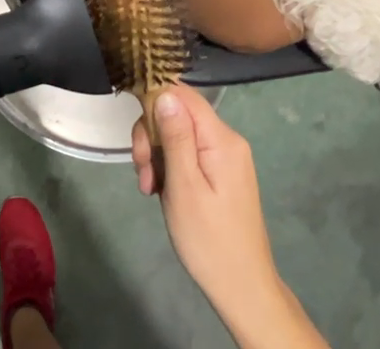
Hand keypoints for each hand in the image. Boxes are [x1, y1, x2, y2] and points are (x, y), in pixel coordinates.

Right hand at [133, 87, 327, 347]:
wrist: (241, 286)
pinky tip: (161, 190)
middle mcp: (227, 140)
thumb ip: (175, 138)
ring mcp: (225, 157)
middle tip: (143, 174)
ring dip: (157, 156)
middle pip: (178, 114)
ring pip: (178, 134)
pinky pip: (187, 153)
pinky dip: (169, 167)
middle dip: (151, 137)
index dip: (154, 103)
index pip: (182, 94)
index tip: (138, 136)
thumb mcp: (184, 186)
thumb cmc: (208, 238)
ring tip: (150, 188)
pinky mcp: (221, 172)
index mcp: (221, 140)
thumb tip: (165, 93)